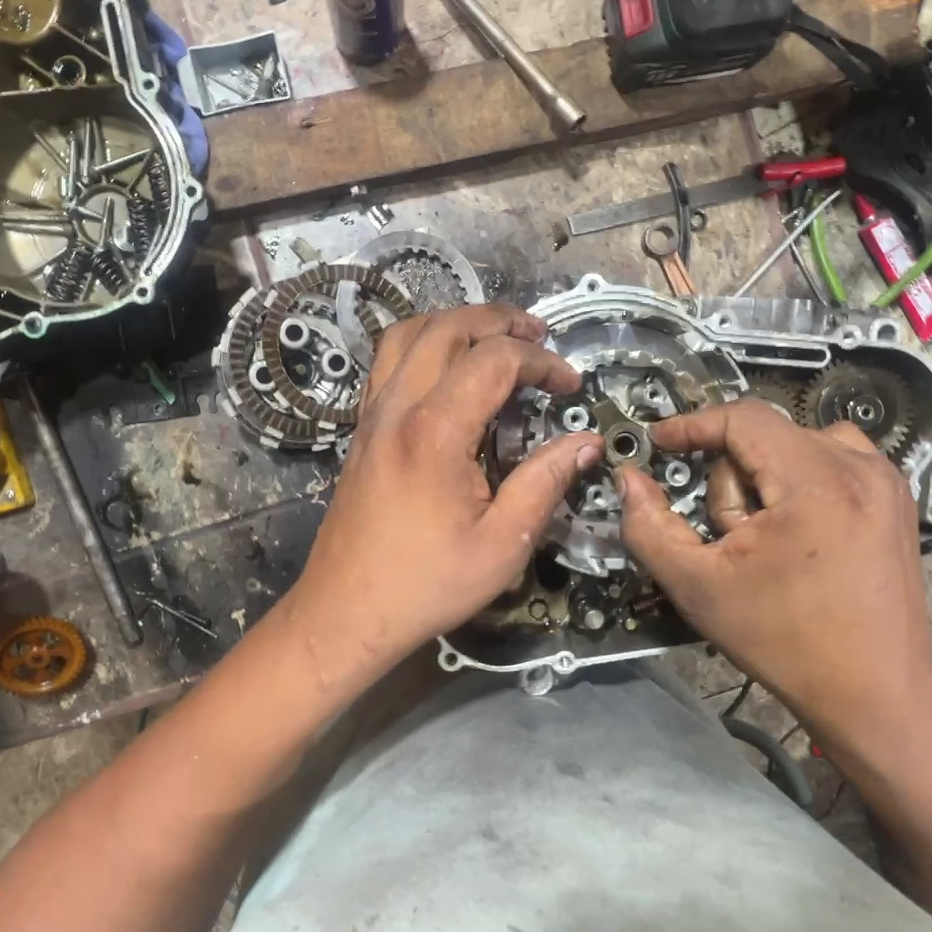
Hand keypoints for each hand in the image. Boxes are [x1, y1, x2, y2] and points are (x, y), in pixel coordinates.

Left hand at [280, 306, 600, 669]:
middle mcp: (397, 407)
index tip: (571, 386)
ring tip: (494, 339)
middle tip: (539, 336)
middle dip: (499, 321)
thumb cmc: (426, 584)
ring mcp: (371, 415)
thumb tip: (585, 443)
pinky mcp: (361, 430)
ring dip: (455, 324)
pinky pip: (387, 362)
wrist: (345, 610)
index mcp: (435, 431)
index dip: (541, 362)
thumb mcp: (502, 544)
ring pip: (407, 334)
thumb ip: (545, 483)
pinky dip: (422, 345)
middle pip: (446, 328)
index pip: (494, 361)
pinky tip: (446, 369)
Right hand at [617, 398, 931, 734]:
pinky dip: (800, 483)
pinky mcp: (897, 500)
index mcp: (816, 481)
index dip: (692, 425)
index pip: (743, 418)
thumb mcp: (697, 586)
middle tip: (731, 538)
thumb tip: (629, 479)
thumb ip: (648, 527)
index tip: (660, 444)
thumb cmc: (783, 642)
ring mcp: (886, 482)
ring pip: (798, 445)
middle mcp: (860, 467)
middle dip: (733, 478)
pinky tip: (796, 534)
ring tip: (764, 537)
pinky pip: (832, 462)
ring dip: (766, 477)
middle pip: (766, 435)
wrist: (873, 694)